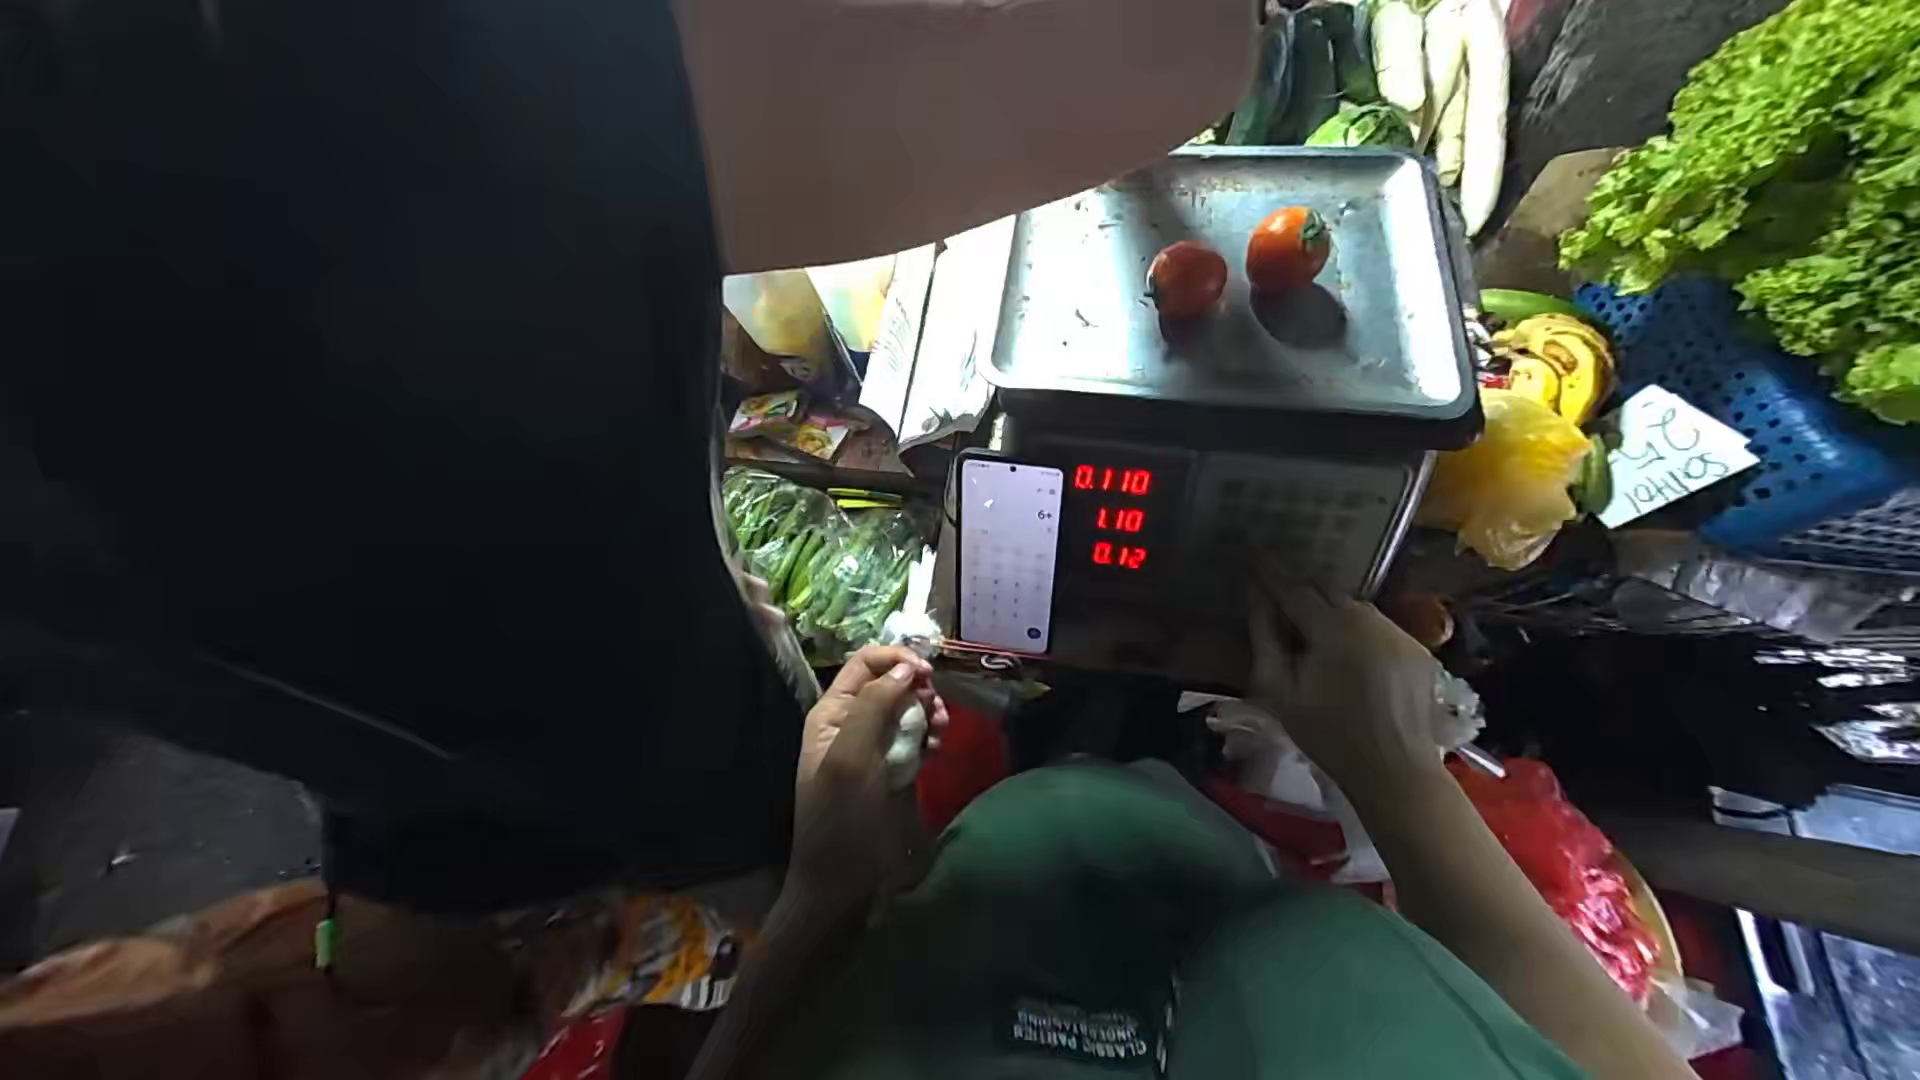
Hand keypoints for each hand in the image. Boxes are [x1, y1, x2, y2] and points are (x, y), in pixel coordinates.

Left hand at [788, 645, 946, 907]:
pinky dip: (930, 734)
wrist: (843, 881)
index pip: (866, 663)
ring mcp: (876, 743)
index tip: (928, 674)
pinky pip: (917, 734)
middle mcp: (853, 721)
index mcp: (833, 711)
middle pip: (892, 681)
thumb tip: (907, 668)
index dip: (897, 659)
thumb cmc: (841, 816)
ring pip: (909, 707)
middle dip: (919, 688)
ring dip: (929, 711)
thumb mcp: (851, 757)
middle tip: (937, 710)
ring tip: (941, 730)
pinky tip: (937, 749)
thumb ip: (874, 706)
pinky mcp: (896, 764)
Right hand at [1246, 569, 1447, 801]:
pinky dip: (1353, 626)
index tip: (1253, 549)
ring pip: (1352, 605)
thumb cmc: (1327, 734)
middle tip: (1276, 595)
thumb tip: (1257, 596)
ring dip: (1327, 608)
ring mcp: (1398, 633)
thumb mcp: (1279, 689)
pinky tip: (1344, 652)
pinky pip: (1375, 624)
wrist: (1396, 773)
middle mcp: (1370, 621)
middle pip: (1326, 589)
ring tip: (1309, 628)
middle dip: (1299, 588)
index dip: (1270, 570)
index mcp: (1334, 630)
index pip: (1294, 588)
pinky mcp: (1417, 649)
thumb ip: (1265, 636)